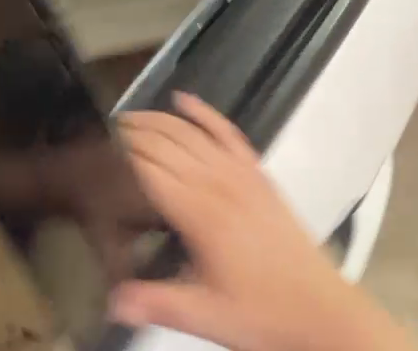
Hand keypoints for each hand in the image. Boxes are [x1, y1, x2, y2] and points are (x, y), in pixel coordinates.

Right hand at [112, 93, 414, 350]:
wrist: (324, 314)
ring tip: (128, 118)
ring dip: (157, 120)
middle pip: (163, 143)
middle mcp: (217, 183)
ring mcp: (240, 174)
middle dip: (129, 133)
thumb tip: (112, 301)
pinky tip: (184, 100)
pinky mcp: (258, 174)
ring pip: (190, 132)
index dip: (117, 155)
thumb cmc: (263, 316)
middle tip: (101, 135)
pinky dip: (204, 113)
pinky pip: (227, 132)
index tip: (93, 150)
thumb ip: (156, 303)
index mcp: (199, 213)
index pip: (146, 169)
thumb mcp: (206, 317)